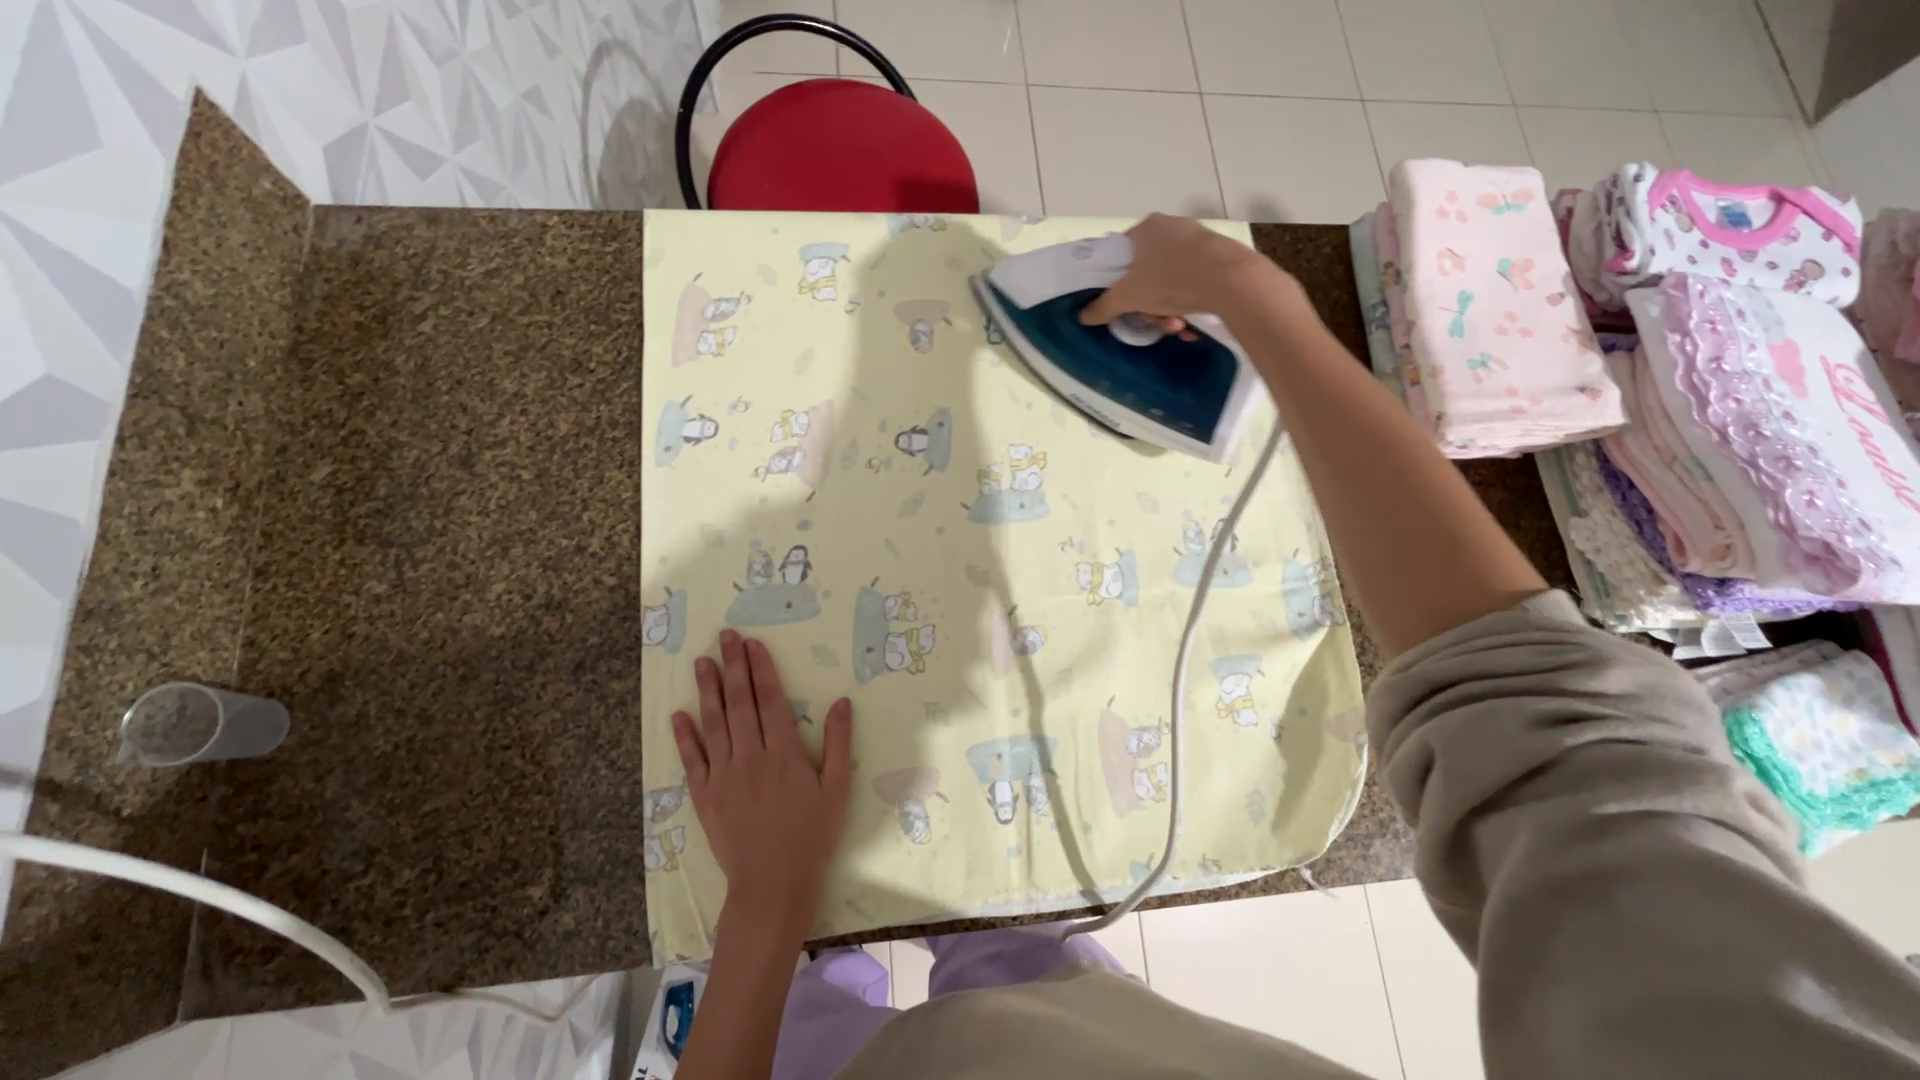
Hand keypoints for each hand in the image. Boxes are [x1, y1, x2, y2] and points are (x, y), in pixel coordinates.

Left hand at [672, 630, 852, 927]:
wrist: (773, 884)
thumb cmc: (812, 837)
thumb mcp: (837, 790)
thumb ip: (839, 744)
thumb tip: (842, 702)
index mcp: (784, 753)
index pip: (771, 700)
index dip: (762, 669)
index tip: (754, 644)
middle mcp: (750, 756)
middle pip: (740, 702)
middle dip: (733, 666)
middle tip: (726, 636)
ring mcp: (723, 775)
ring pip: (713, 723)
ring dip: (707, 690)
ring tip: (702, 661)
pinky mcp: (705, 796)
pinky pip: (692, 760)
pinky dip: (684, 736)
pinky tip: (679, 714)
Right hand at [1078, 213, 1303, 333]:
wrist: (1233, 282)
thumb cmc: (1172, 280)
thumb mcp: (1129, 296)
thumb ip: (1103, 306)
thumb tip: (1083, 316)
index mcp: (1146, 228)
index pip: (1119, 254)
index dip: (1115, 282)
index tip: (1121, 305)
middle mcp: (1172, 228)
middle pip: (1145, 274)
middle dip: (1147, 306)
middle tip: (1152, 323)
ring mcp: (1198, 242)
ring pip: (1170, 283)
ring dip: (1167, 311)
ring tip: (1177, 328)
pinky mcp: (1219, 258)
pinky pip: (1193, 285)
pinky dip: (1188, 306)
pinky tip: (1192, 326)